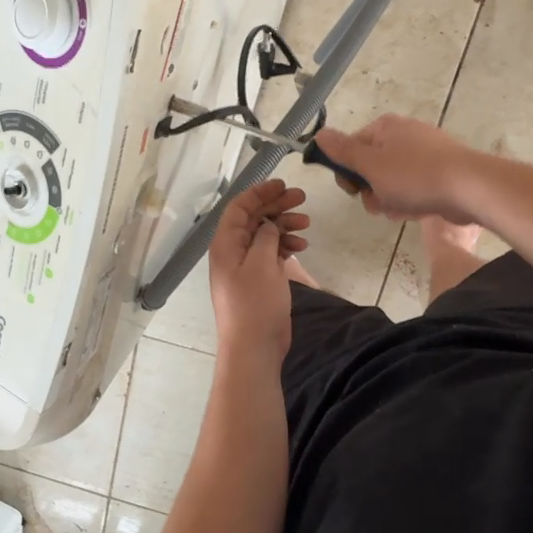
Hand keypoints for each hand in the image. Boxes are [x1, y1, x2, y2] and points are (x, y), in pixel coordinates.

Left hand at [207, 180, 309, 362]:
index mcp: (225, 244)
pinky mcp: (258, 283)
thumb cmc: (255, 304)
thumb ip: (266, 236)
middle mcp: (232, 253)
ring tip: (307, 224)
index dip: (260, 192)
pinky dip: (284, 247)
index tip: (284, 185)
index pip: (239, 207)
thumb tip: (270, 224)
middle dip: (276, 207)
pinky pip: (270, 255)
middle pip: (253, 220)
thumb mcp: (262, 263)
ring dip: (284, 227)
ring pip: (264, 237)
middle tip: (302, 200)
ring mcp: (245, 269)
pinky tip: (301, 247)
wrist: (253, 347)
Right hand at [311, 115, 484, 223]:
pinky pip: (412, 189)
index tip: (352, 190)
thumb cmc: (414, 176)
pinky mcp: (439, 172)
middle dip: (371, 191)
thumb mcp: (371, 165)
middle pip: (370, 169)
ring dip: (390, 201)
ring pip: (390, 183)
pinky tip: (418, 210)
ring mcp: (423, 153)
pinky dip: (410, 202)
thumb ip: (343, 151)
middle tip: (381, 202)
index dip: (346, 173)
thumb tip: (319, 134)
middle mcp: (403, 135)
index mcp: (384, 128)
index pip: (350, 149)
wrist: (469, 187)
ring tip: (403, 208)